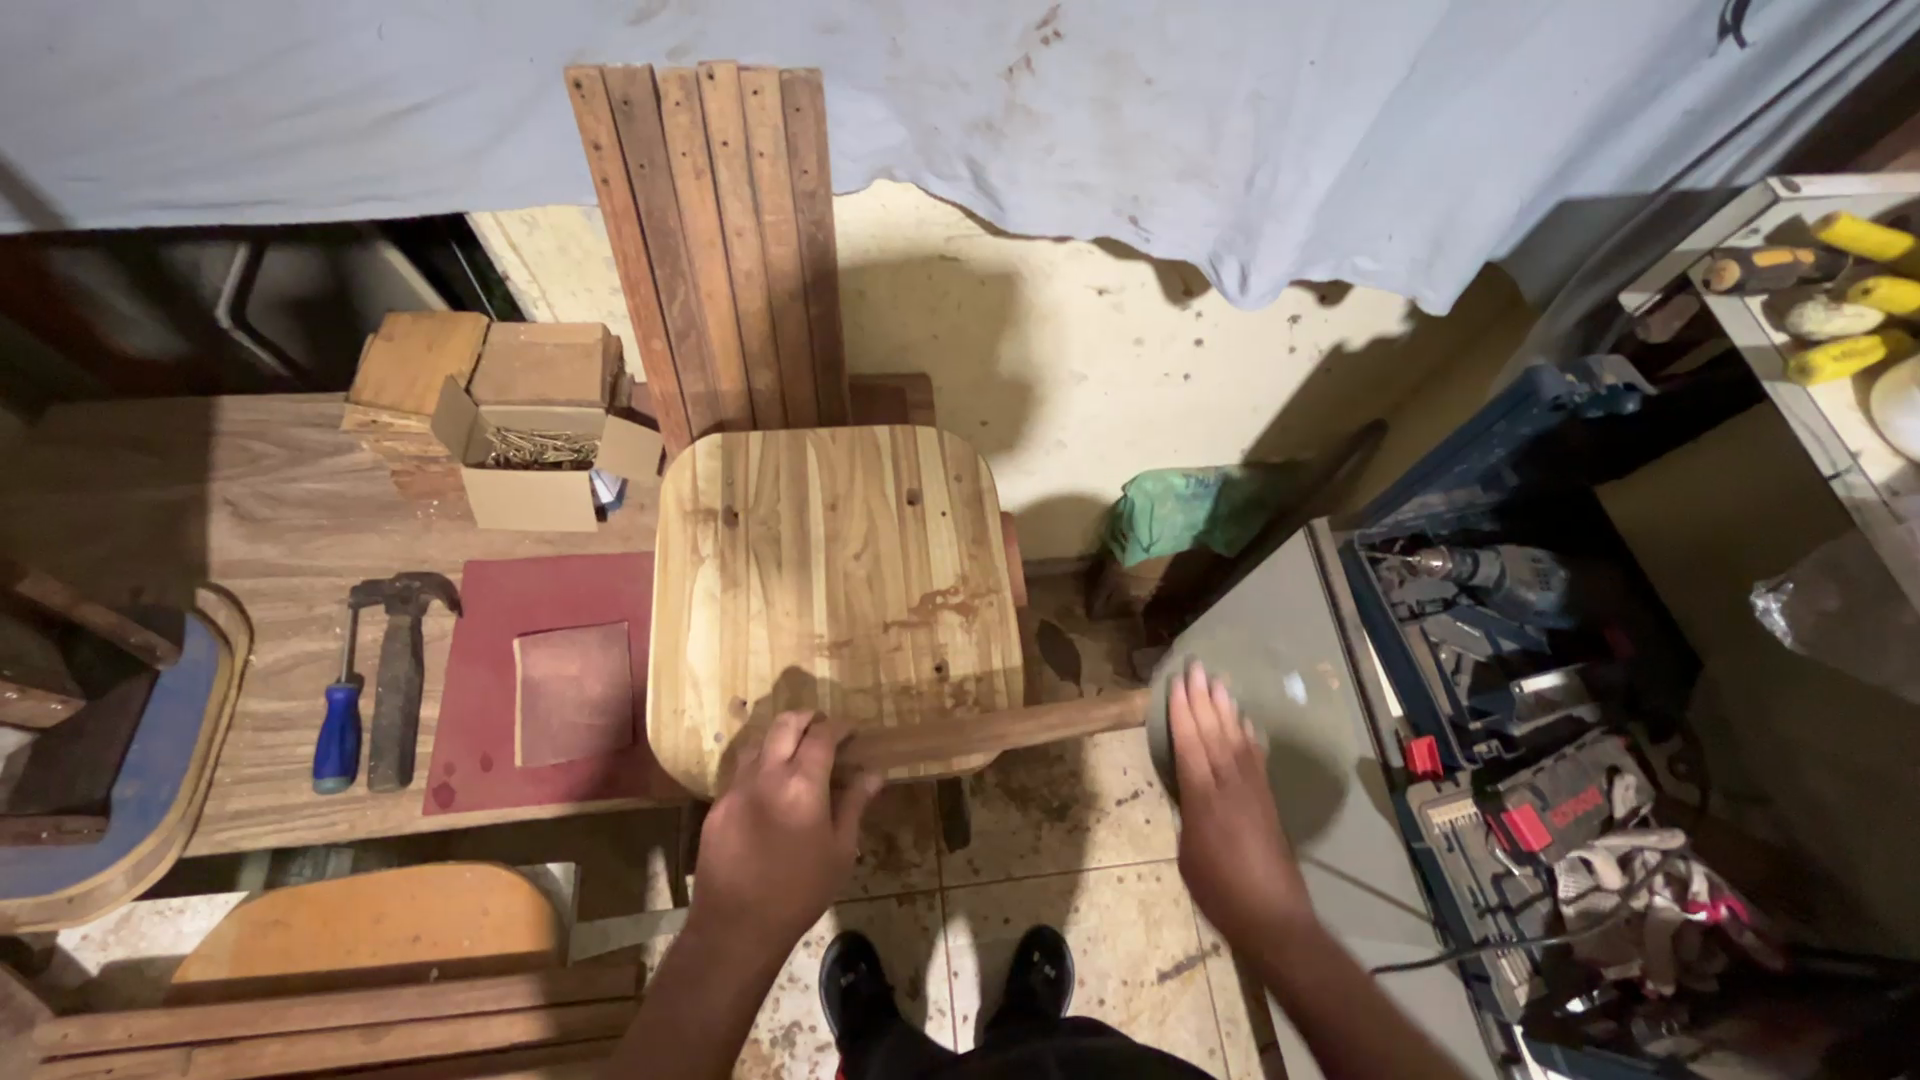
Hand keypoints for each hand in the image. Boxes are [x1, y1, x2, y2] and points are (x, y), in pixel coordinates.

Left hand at [690, 710, 882, 955]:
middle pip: (784, 725)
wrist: (736, 927)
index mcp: (802, 785)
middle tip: (822, 727)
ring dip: (779, 737)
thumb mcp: (840, 851)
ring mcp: (736, 788)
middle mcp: (766, 776)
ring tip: (795, 751)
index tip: (851, 731)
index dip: (839, 727)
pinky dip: (759, 763)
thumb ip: (854, 805)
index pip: (822, 736)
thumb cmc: (799, 892)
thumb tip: (873, 774)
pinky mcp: (717, 806)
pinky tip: (770, 785)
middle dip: (806, 718)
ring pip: (757, 742)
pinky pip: (740, 770)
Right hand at [1170, 661, 1315, 945]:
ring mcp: (1252, 790)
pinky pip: (1255, 757)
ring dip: (1226, 708)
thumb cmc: (1218, 891)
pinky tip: (1244, 720)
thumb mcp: (1187, 853)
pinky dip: (1248, 735)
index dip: (1181, 712)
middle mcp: (1229, 786)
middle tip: (1197, 668)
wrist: (1273, 917)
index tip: (1176, 684)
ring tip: (1217, 682)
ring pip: (1236, 738)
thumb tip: (1188, 792)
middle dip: (1203, 699)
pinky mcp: (1268, 800)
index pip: (1189, 744)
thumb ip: (1188, 814)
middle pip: (1214, 732)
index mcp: (1202, 799)